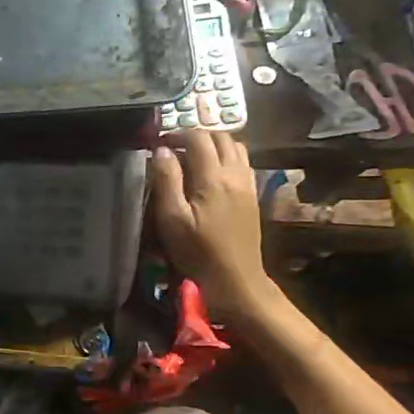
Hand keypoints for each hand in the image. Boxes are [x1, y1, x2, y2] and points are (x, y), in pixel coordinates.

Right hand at [150, 131, 274, 318]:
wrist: (236, 281)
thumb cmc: (198, 252)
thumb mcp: (172, 219)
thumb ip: (166, 180)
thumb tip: (162, 150)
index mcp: (214, 177)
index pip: (198, 138)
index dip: (178, 133)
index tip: (160, 142)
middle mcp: (235, 174)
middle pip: (220, 137)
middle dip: (196, 135)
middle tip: (175, 147)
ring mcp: (247, 184)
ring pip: (235, 147)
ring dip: (214, 144)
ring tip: (193, 156)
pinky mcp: (253, 196)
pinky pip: (243, 162)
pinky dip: (227, 157)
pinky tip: (212, 173)